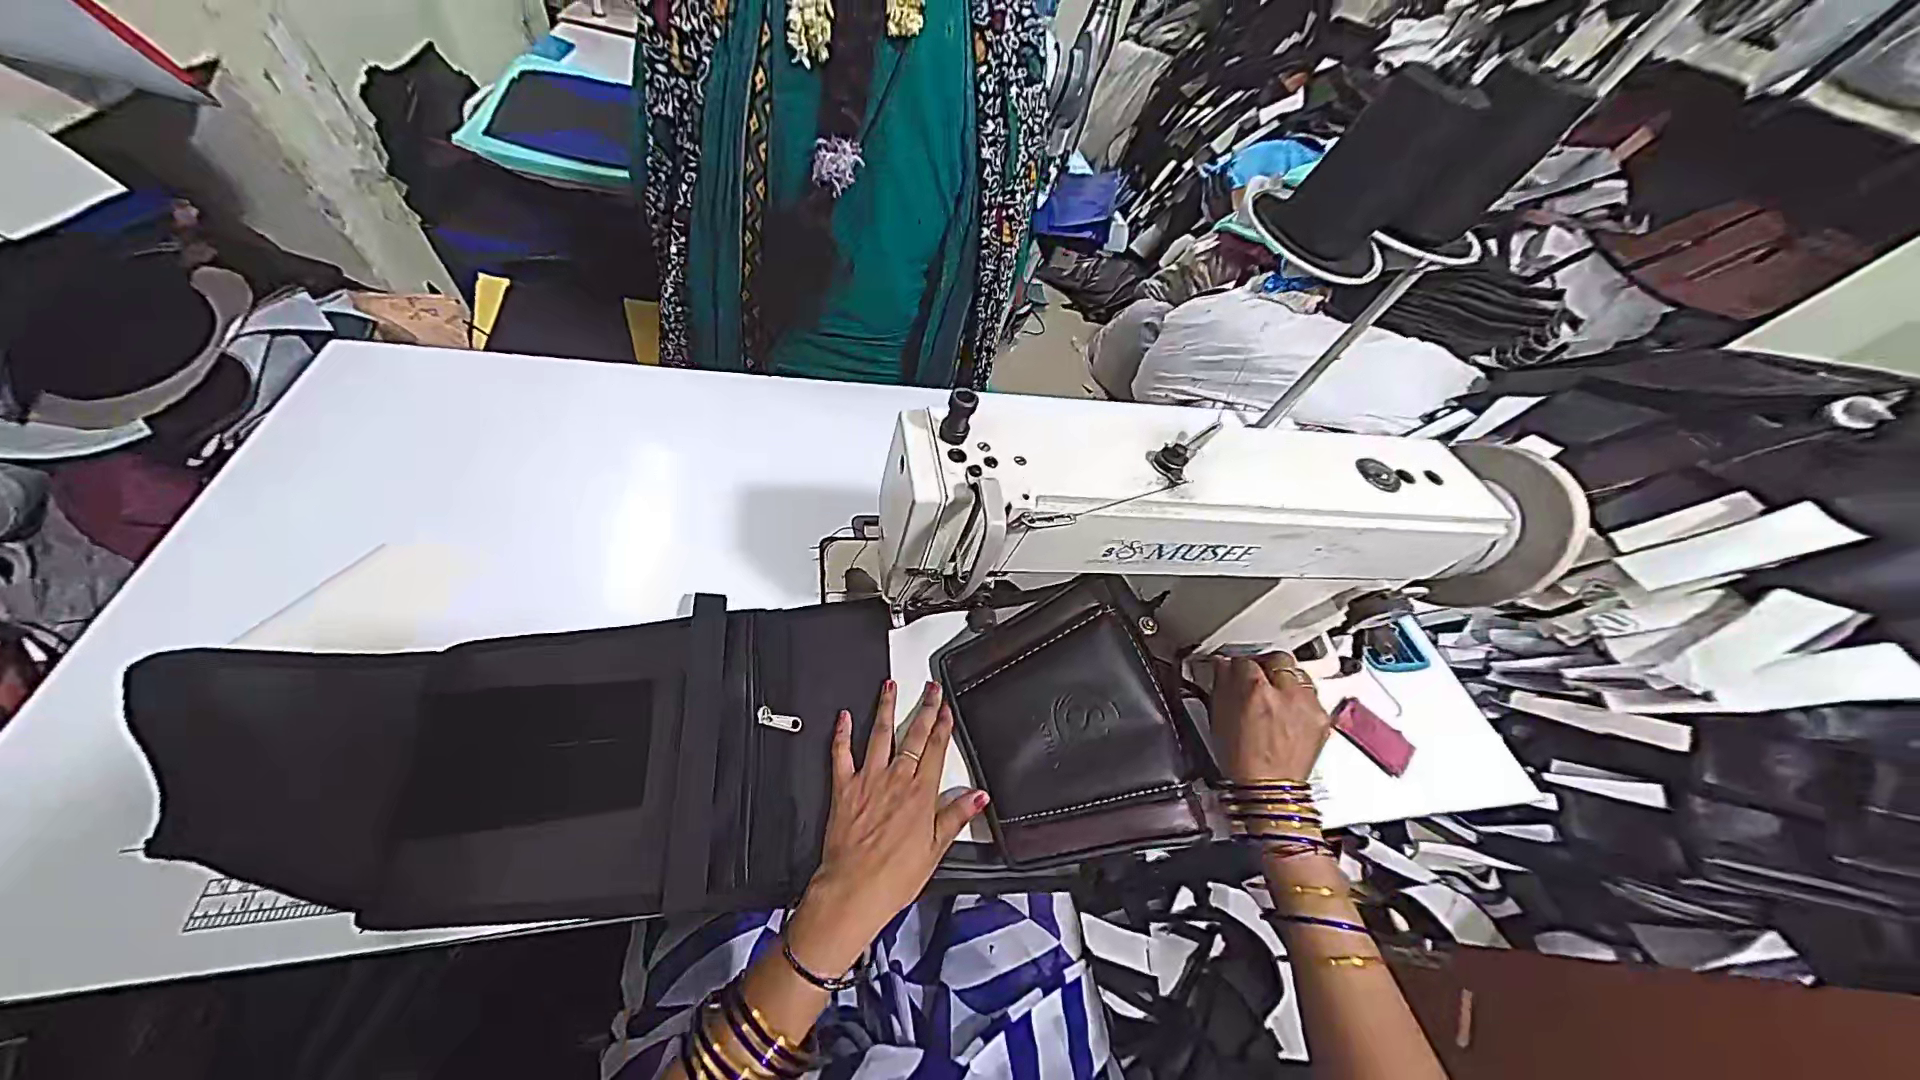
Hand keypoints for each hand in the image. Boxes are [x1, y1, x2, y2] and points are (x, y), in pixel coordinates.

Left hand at [785, 680, 987, 976]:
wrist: (852, 891)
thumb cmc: (892, 877)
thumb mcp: (935, 850)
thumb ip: (956, 816)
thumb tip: (978, 797)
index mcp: (919, 794)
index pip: (935, 749)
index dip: (942, 725)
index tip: (945, 708)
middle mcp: (895, 780)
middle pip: (914, 735)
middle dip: (924, 708)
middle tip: (930, 689)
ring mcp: (868, 781)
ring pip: (880, 734)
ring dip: (886, 707)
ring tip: (889, 687)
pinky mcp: (844, 789)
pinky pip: (841, 754)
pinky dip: (841, 734)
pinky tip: (843, 717)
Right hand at [1211, 654, 1331, 782]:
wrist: (1269, 789)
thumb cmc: (1242, 759)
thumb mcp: (1218, 716)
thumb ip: (1222, 683)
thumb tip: (1224, 666)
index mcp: (1254, 690)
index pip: (1244, 660)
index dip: (1235, 664)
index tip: (1233, 668)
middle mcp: (1287, 694)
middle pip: (1278, 659)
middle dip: (1265, 664)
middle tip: (1255, 674)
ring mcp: (1308, 707)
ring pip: (1299, 674)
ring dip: (1285, 679)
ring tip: (1274, 693)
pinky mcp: (1322, 719)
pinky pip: (1312, 695)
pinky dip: (1300, 698)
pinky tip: (1288, 710)